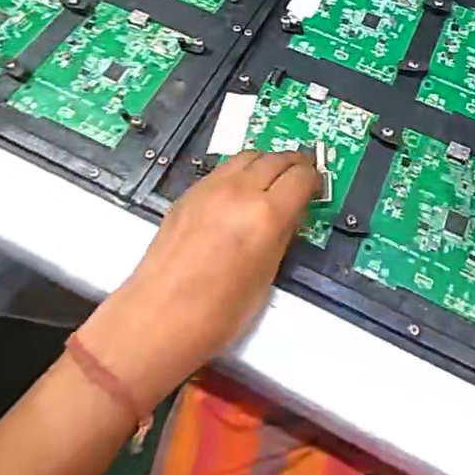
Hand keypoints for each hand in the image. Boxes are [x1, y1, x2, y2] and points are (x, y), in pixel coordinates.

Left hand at [76, 151, 318, 404]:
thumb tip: (290, 214)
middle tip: (301, 176)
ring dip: (267, 162)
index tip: (317, 187)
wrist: (157, 319)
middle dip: (295, 164)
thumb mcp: (265, 277)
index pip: (302, 176)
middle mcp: (240, 191)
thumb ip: (281, 236)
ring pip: (250, 155)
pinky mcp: (190, 192)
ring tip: (272, 178)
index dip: (314, 179)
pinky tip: (241, 190)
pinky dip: (241, 170)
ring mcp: (211, 188)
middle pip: (277, 158)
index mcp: (266, 215)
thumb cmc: (216, 314)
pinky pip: (225, 168)